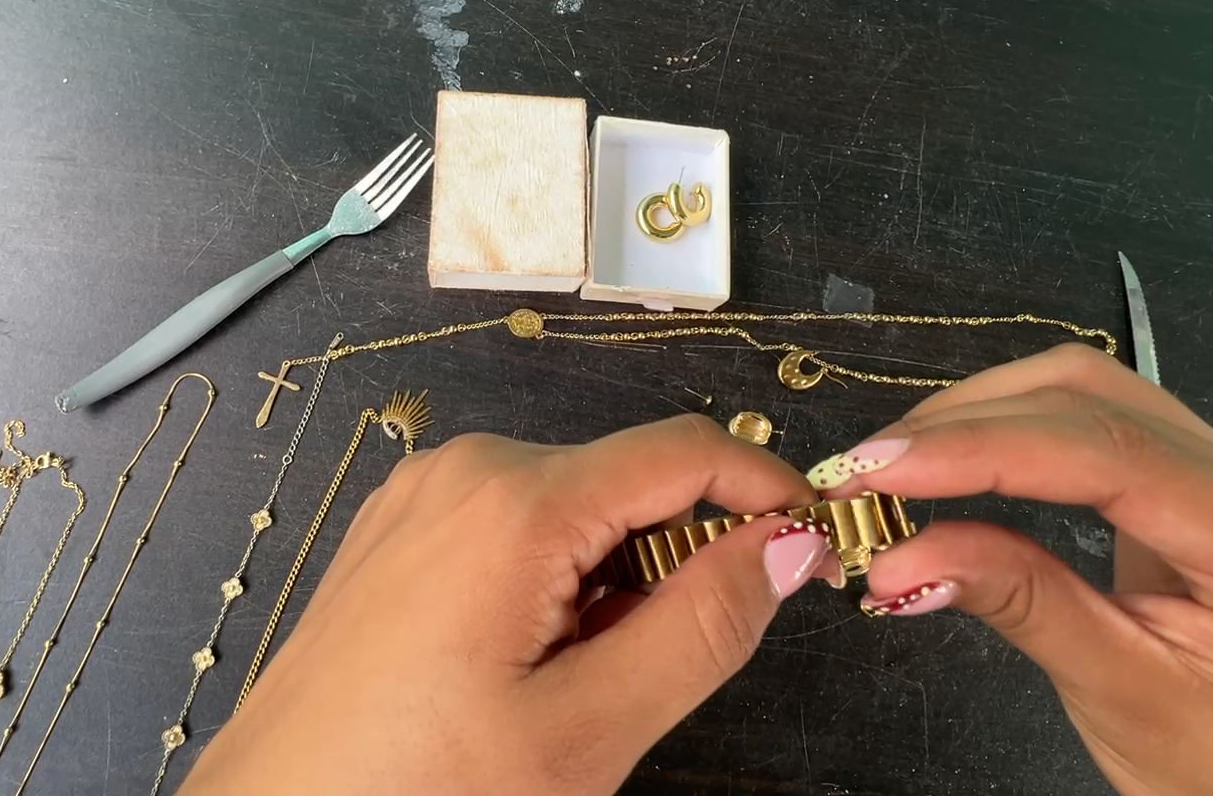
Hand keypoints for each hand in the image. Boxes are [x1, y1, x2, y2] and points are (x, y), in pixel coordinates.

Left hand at [184, 415, 835, 794]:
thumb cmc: (425, 788)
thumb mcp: (584, 730)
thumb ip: (700, 626)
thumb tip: (788, 543)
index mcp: (518, 495)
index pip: (681, 450)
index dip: (760, 486)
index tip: (808, 541)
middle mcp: (471, 463)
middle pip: (621, 481)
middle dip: (666, 556)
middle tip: (647, 662)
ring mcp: (429, 483)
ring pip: (569, 501)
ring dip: (606, 571)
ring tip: (567, 672)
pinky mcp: (404, 514)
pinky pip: (511, 515)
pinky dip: (550, 567)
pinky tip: (514, 647)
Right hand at [806, 344, 1212, 795]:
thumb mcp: (1124, 699)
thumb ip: (1015, 602)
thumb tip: (891, 558)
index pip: (1112, 456)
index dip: (979, 448)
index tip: (873, 468)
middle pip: (1092, 398)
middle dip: (960, 422)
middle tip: (862, 467)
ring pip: (1084, 390)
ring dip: (974, 413)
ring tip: (895, 460)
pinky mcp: (1203, 477)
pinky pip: (1090, 419)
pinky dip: (1005, 428)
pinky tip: (955, 453)